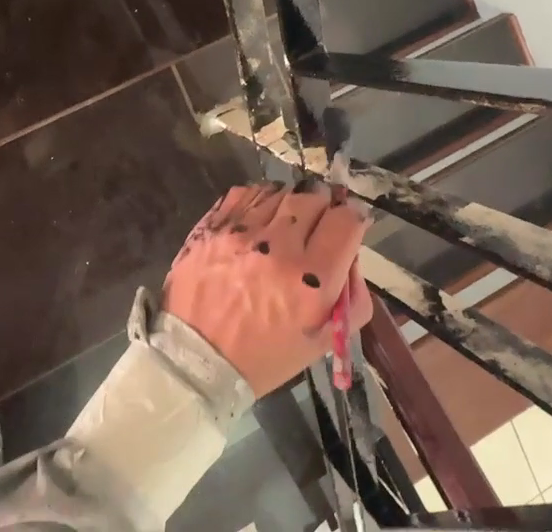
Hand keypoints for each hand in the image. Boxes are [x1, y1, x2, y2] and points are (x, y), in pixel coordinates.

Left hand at [163, 180, 373, 395]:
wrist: (198, 359)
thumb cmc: (266, 355)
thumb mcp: (324, 339)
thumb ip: (352, 294)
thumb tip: (350, 251)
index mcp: (311, 280)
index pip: (346, 221)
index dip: (353, 219)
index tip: (348, 226)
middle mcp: (278, 247)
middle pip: (314, 198)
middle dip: (323, 208)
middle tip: (317, 226)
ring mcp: (241, 232)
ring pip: (280, 192)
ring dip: (290, 204)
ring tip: (286, 223)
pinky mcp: (213, 226)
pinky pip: (246, 193)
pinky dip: (259, 201)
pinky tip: (259, 220)